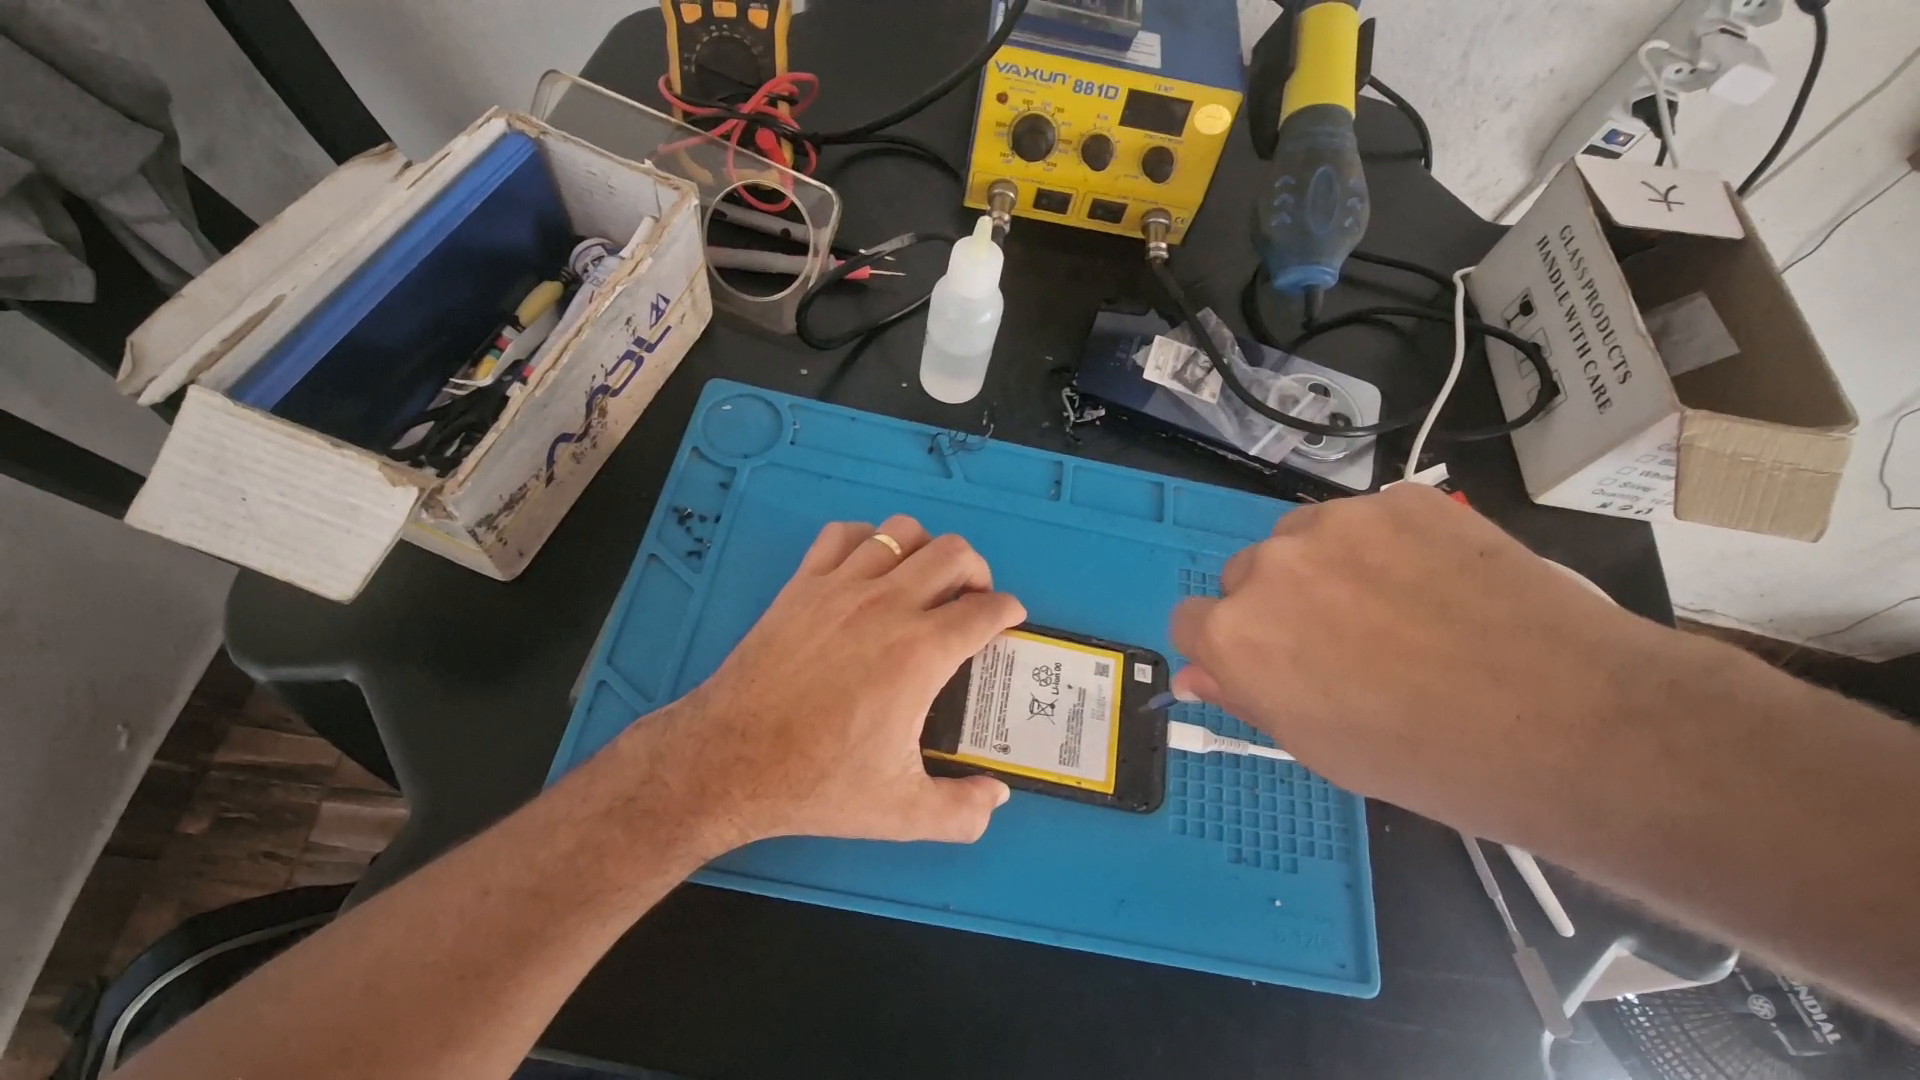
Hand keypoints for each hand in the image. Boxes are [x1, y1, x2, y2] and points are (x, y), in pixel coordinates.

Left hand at [638, 516, 1024, 850]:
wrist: (731, 759)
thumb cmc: (817, 781)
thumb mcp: (902, 812)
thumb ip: (961, 810)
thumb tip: (995, 796)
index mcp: (921, 653)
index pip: (986, 610)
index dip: (1009, 612)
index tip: (1010, 621)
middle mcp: (887, 606)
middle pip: (955, 553)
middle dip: (978, 572)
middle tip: (973, 601)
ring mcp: (841, 587)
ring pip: (902, 532)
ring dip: (926, 549)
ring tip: (925, 580)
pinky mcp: (803, 584)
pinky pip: (843, 535)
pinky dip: (866, 540)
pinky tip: (868, 568)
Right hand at [1168, 485, 1671, 844]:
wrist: (1569, 721)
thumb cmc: (1426, 759)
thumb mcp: (1317, 746)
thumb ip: (1247, 696)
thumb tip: (1198, 672)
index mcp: (1236, 633)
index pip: (1192, 621)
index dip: (1231, 647)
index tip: (1272, 665)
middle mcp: (1268, 566)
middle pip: (1248, 577)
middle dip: (1280, 606)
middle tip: (1346, 644)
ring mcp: (1337, 523)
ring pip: (1305, 540)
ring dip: (1327, 568)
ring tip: (1399, 609)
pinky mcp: (1402, 499)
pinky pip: (1370, 519)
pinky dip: (1388, 546)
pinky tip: (1439, 583)